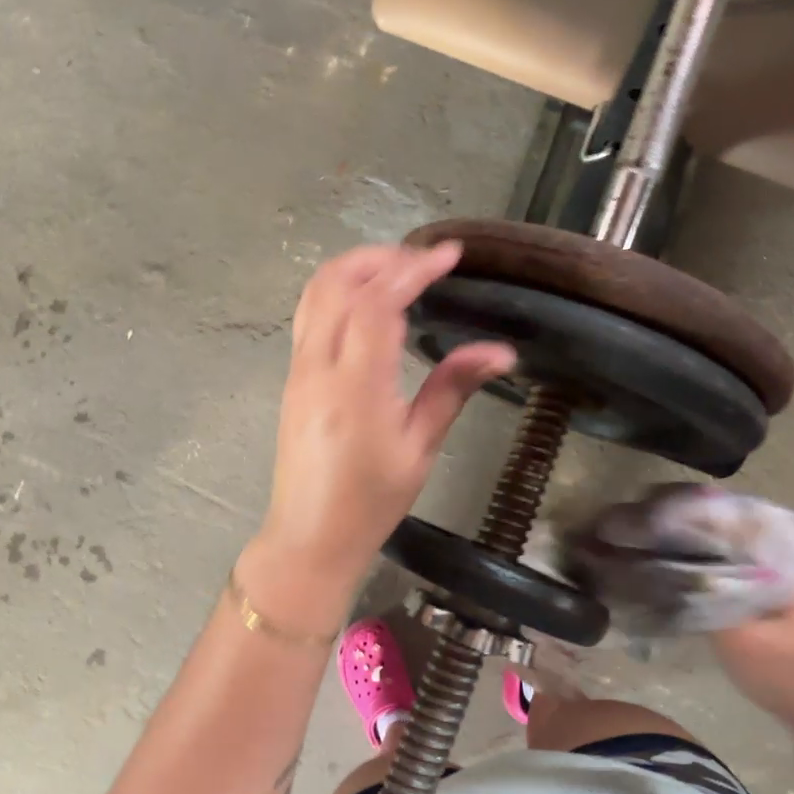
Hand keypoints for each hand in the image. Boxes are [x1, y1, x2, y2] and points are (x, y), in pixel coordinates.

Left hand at [251, 242, 513, 585]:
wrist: (310, 537)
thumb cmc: (371, 501)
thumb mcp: (420, 448)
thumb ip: (453, 389)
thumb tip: (501, 351)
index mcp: (355, 387)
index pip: (378, 302)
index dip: (413, 269)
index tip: (449, 255)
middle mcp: (318, 367)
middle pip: (337, 282)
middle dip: (382, 257)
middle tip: (424, 260)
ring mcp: (298, 369)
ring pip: (315, 292)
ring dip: (355, 268)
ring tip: (398, 270)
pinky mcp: (292, 376)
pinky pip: (309, 314)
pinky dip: (339, 290)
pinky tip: (368, 303)